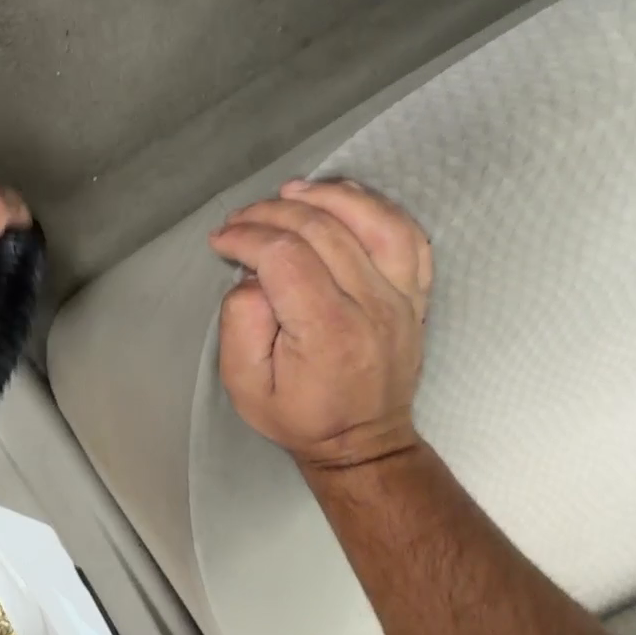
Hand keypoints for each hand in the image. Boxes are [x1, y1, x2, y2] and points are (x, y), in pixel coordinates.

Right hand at [210, 179, 432, 468]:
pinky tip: (340, 198)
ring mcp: (402, 296)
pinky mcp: (415, 292)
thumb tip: (252, 276)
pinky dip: (374, 206)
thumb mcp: (244, 384)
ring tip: (288, 192)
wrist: (362, 443)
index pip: (285, 255)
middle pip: (323, 229)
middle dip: (269, 212)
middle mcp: (373, 306)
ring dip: (326, 196)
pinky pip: (407, 233)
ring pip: (374, 220)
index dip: (246, 237)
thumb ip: (240, 323)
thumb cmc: (297, 416)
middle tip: (238, 221)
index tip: (220, 242)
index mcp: (328, 331)